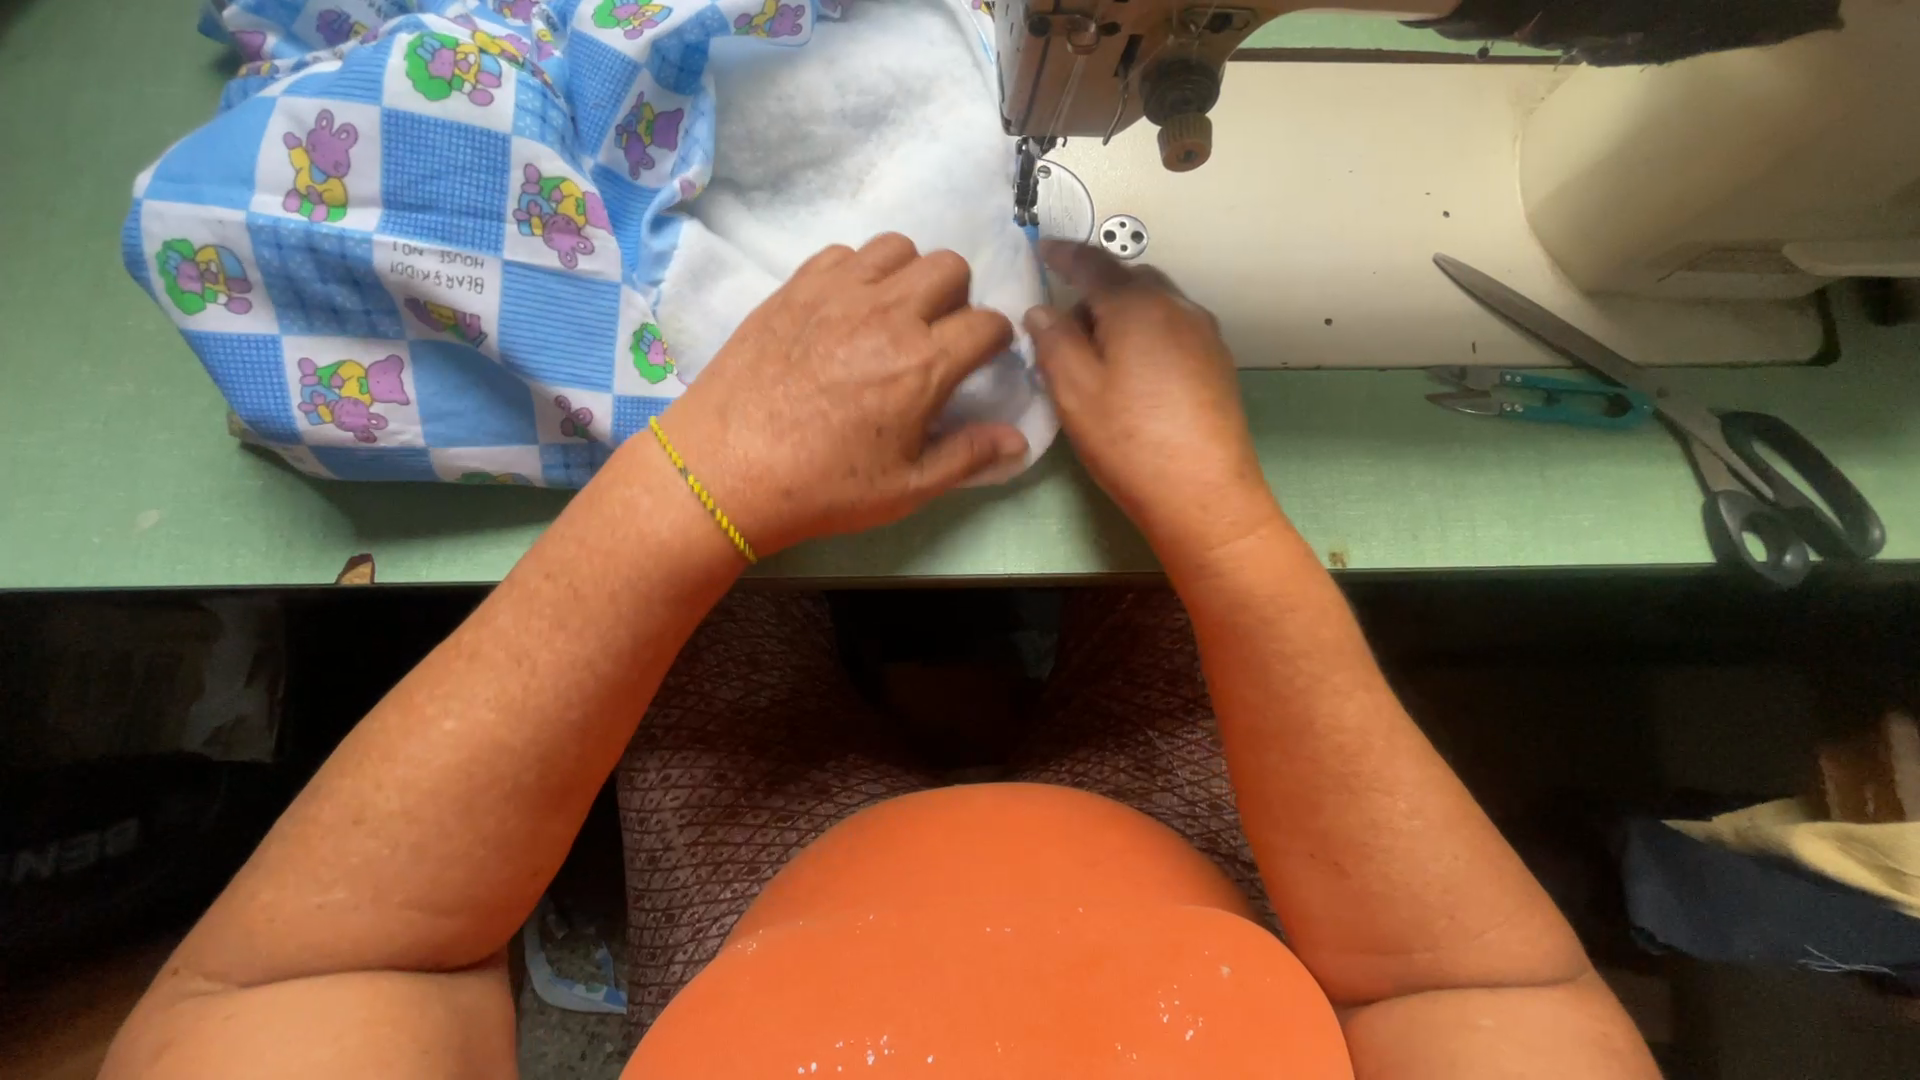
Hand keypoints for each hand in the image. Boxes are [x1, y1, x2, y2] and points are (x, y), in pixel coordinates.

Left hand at [653, 234, 1029, 554]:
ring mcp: (838, 292)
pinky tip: (846, 310)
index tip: (981, 361)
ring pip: (899, 247)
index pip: (989, 323)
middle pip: (950, 266)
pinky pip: (845, 252)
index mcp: (924, 363)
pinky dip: (859, 272)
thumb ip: (968, 456)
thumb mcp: (907, 487)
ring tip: (893, 315)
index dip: (995, 341)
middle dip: (958, 297)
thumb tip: (1020, 440)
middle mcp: (888, 312)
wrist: (727, 470)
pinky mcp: (795, 286)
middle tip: (936, 336)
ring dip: (910, 275)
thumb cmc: (824, 487)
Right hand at [1026, 241, 1279, 559]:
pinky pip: (1173, 331)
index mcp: (1138, 305)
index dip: (1065, 254)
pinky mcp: (1217, 364)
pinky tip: (1133, 375)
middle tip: (1065, 327)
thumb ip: (1054, 341)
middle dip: (1096, 291)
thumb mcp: (1074, 391)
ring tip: (1098, 355)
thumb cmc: (1129, 440)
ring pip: (1155, 306)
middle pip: (1131, 281)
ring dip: (1123, 315)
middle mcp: (1178, 307)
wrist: (1203, 493)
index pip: (1095, 263)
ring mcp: (1205, 335)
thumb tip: (1043, 309)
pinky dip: (1146, 335)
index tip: (1044, 249)